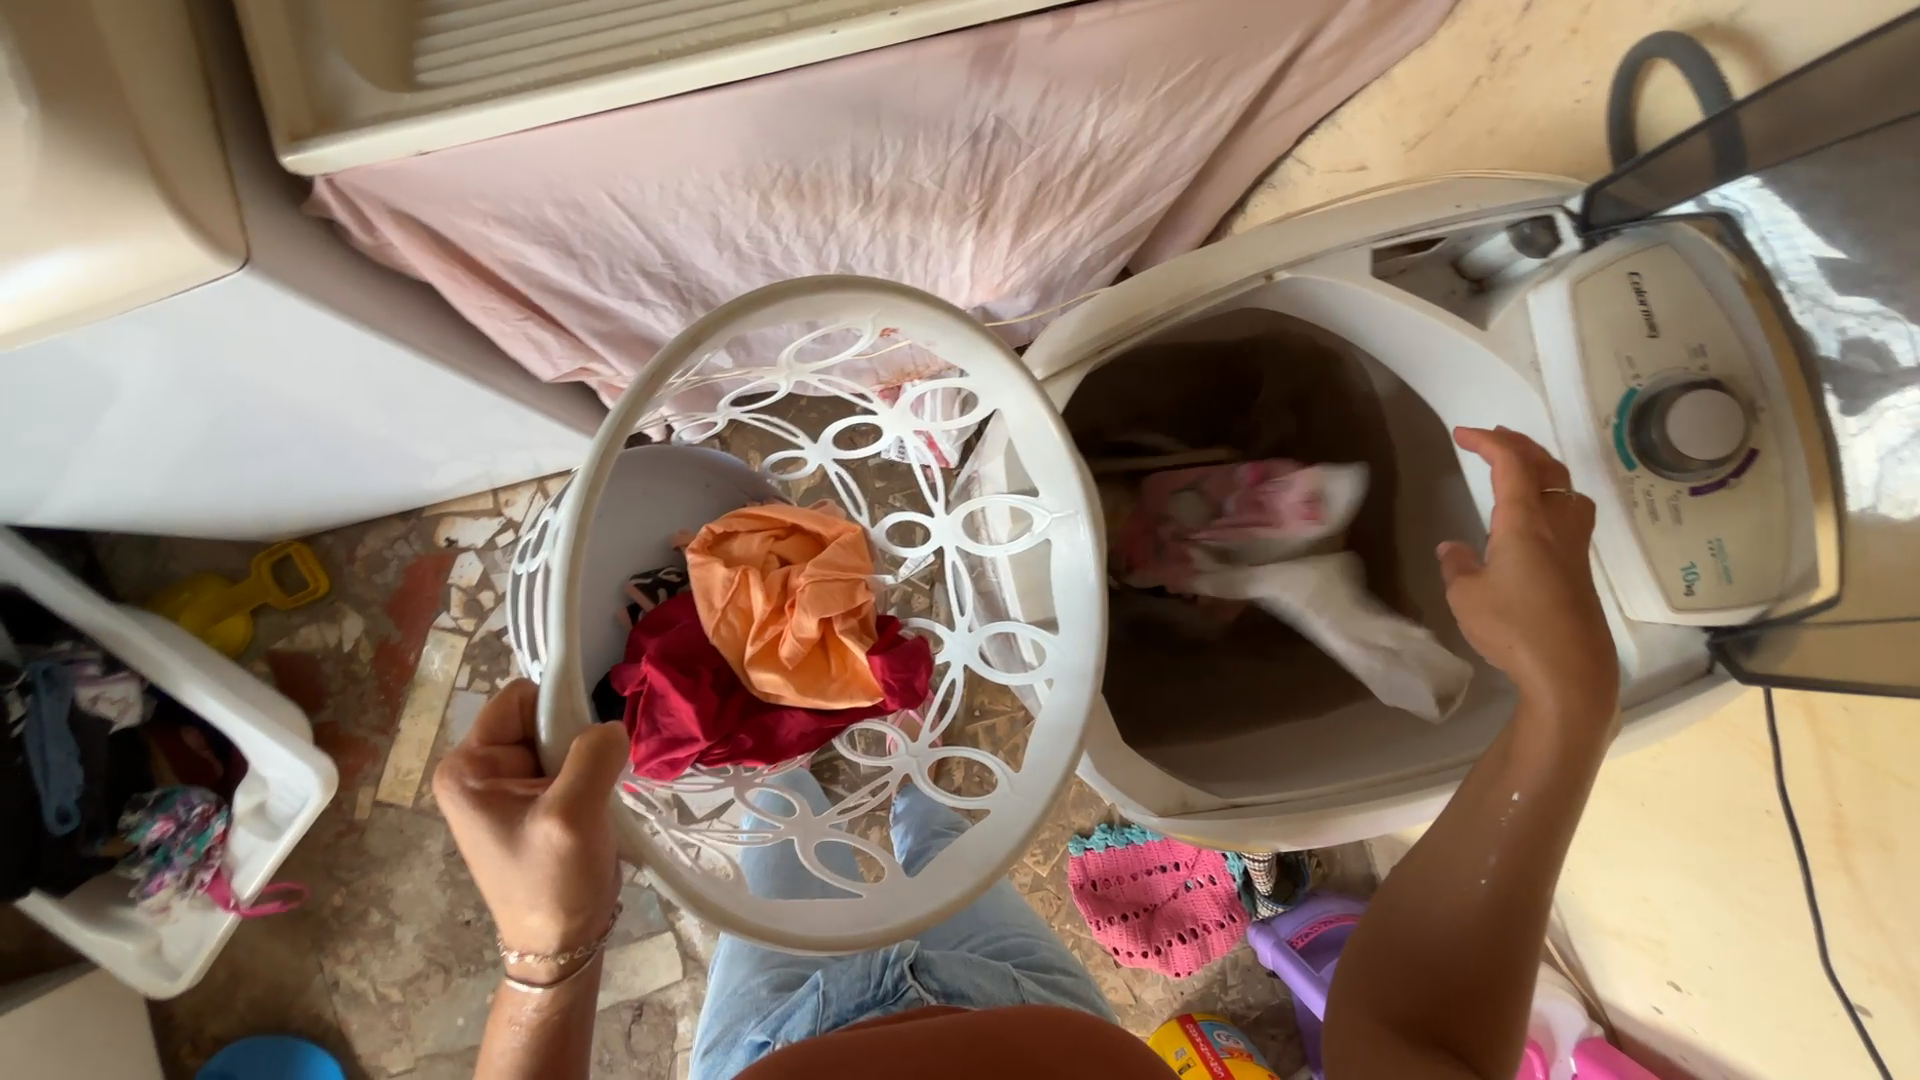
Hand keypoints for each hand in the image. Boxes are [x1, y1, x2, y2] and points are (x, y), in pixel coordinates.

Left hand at [432, 680, 631, 979]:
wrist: (561, 943)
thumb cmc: (553, 883)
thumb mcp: (571, 815)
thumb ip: (592, 754)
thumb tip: (612, 725)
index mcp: (467, 768)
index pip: (520, 698)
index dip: (559, 709)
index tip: (585, 748)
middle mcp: (480, 771)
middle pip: (542, 716)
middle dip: (575, 739)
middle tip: (592, 780)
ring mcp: (508, 787)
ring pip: (562, 738)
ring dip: (587, 760)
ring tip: (595, 797)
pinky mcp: (534, 801)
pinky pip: (570, 761)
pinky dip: (591, 775)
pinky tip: (596, 803)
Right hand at [1438, 427, 1617, 721]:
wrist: (1568, 669)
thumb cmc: (1512, 627)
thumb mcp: (1465, 595)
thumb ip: (1458, 564)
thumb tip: (1454, 547)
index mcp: (1525, 523)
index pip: (1511, 466)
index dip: (1488, 442)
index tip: (1462, 434)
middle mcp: (1555, 525)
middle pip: (1547, 468)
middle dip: (1519, 446)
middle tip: (1491, 438)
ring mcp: (1573, 546)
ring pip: (1566, 488)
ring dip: (1542, 468)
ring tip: (1518, 467)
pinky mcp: (1578, 568)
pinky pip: (1569, 513)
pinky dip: (1551, 496)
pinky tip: (1534, 516)